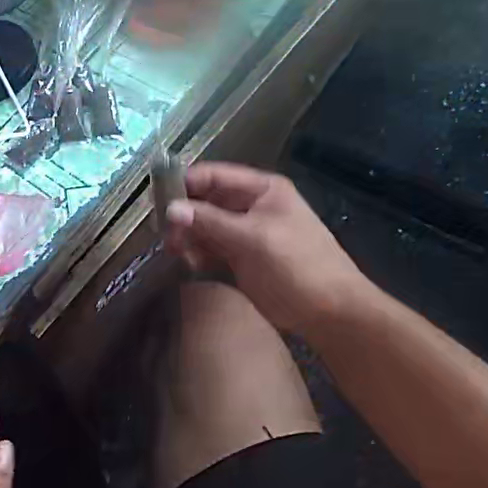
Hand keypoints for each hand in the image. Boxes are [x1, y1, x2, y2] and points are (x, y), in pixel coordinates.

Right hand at [165, 162, 372, 333]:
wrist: (331, 312)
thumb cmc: (297, 265)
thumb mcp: (252, 238)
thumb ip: (210, 221)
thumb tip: (169, 208)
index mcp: (261, 189)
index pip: (213, 175)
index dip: (185, 184)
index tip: (156, 199)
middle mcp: (251, 206)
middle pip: (205, 200)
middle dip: (183, 214)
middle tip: (163, 233)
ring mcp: (245, 233)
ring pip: (205, 226)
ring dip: (188, 236)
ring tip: (174, 251)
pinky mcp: (240, 258)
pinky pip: (211, 248)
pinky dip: (197, 253)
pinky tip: (187, 262)